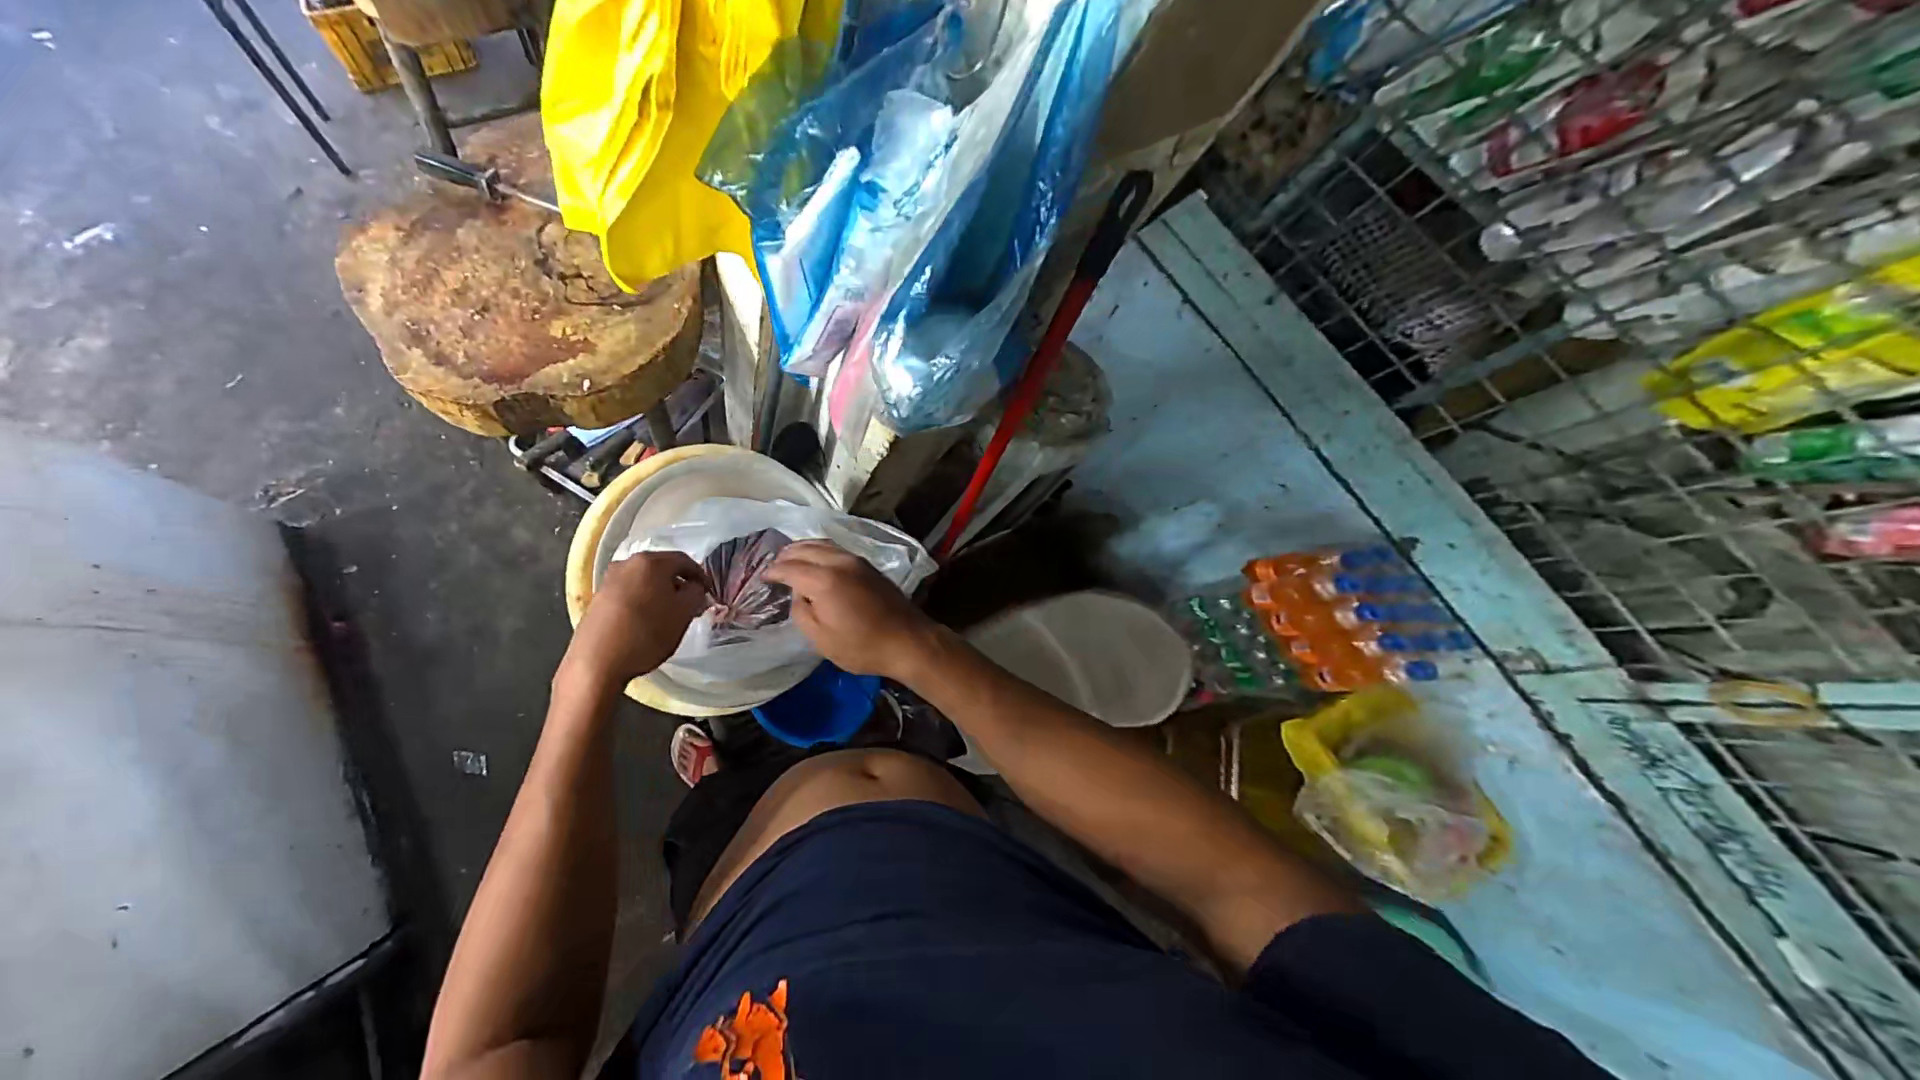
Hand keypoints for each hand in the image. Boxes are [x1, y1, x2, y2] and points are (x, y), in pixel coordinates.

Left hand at [561, 551, 708, 692]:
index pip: (684, 560)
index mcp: (651, 562)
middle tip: (692, 602)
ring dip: (660, 592)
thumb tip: (693, 587)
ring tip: (670, 613)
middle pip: (662, 568)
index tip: (709, 592)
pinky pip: (629, 592)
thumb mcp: (684, 613)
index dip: (701, 576)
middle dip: (679, 583)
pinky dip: (643, 600)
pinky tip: (647, 620)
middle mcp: (627, 563)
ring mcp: (609, 580)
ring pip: (644, 580)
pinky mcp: (598, 598)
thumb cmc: (647, 633)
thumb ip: (696, 593)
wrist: (596, 662)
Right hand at [763, 540, 942, 680]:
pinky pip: (836, 550)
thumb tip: (799, 595)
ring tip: (791, 559)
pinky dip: (820, 551)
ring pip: (823, 544)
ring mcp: (856, 561)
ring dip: (804, 549)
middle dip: (786, 555)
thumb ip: (802, 612)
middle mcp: (839, 562)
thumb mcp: (821, 639)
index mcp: (824, 579)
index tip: (763, 577)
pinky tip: (816, 562)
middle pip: (805, 548)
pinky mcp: (868, 566)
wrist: (908, 641)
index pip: (790, 567)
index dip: (773, 572)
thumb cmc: (862, 646)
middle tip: (773, 565)